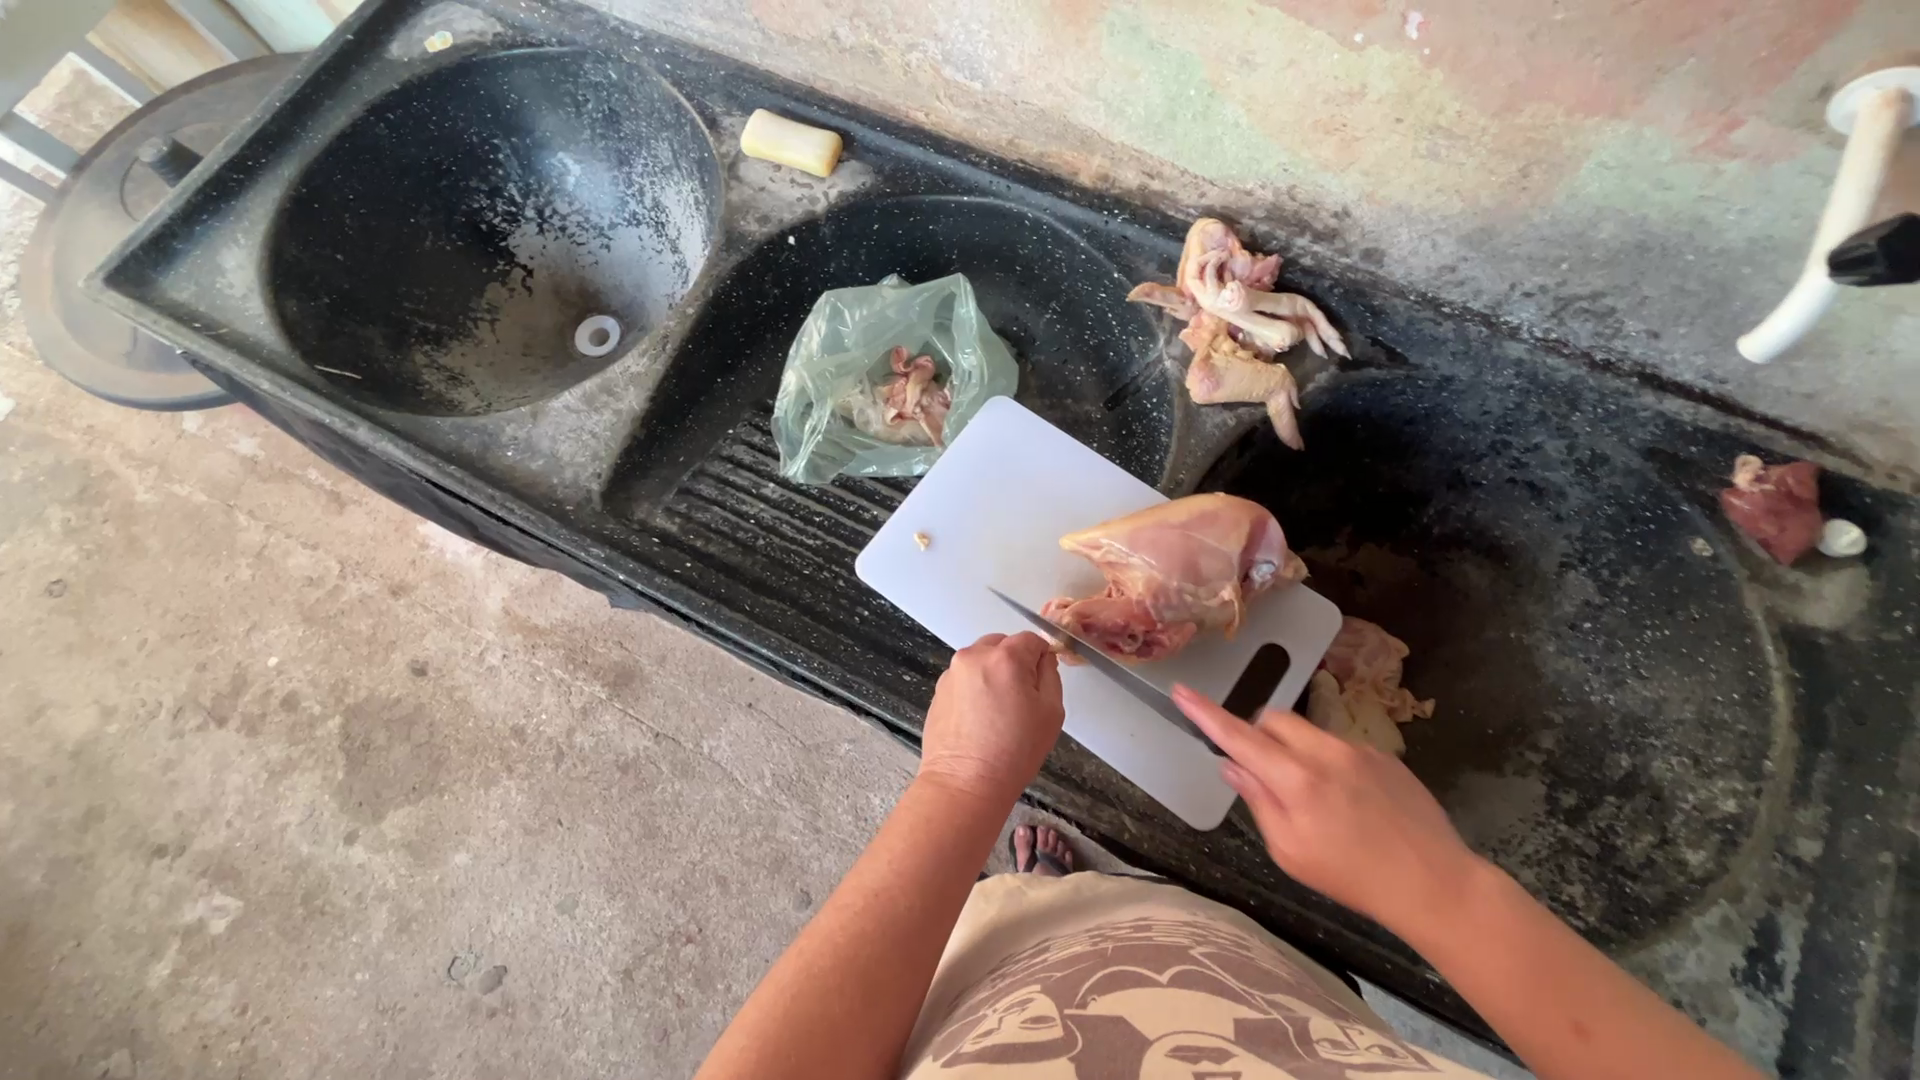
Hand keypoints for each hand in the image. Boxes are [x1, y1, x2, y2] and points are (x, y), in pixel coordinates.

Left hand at [918, 632, 1064, 803]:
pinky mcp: (939, 690)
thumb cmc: (1014, 751)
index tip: (1041, 680)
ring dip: (992, 673)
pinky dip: (975, 688)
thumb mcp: (1051, 712)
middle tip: (1020, 697)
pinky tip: (979, 718)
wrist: (965, 782)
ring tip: (998, 711)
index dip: (1041, 657)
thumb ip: (1050, 675)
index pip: (1031, 639)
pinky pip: (964, 677)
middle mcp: (974, 657)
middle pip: (1002, 644)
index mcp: (1005, 658)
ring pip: (981, 660)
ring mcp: (952, 673)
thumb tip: (1043, 659)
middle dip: (1014, 662)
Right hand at [1172, 684, 1483, 936]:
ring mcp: (1358, 749)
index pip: (1239, 736)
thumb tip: (1232, 766)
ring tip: (1315, 797)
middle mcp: (1326, 752)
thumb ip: (1258, 801)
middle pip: (1274, 718)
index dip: (1206, 713)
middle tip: (1262, 770)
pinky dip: (1327, 762)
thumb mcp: (1290, 852)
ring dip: (1294, 750)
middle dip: (1258, 734)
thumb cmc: (1353, 878)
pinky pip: (1339, 745)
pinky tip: (1348, 801)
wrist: (1435, 883)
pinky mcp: (1383, 754)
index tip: (1182, 691)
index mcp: (1296, 780)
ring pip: (1307, 731)